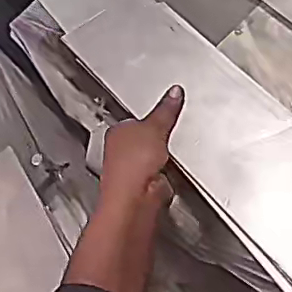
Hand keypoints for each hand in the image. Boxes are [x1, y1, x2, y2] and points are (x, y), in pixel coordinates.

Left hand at [100, 85, 182, 212]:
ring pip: (154, 158)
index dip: (152, 116)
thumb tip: (174, 93)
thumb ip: (166, 111)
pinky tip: (169, 173)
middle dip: (159, 139)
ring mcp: (131, 171)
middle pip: (145, 139)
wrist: (135, 199)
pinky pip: (162, 174)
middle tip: (170, 134)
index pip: (136, 118)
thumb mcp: (155, 128)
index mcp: (117, 132)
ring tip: (169, 157)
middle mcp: (120, 151)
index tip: (167, 112)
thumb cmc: (131, 165)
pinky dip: (167, 174)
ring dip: (164, 158)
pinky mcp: (144, 187)